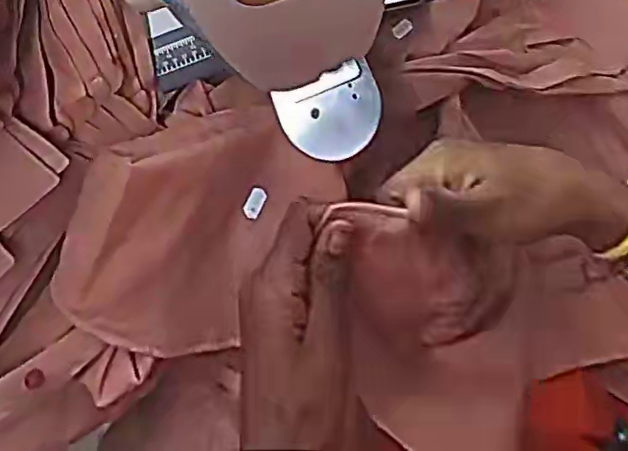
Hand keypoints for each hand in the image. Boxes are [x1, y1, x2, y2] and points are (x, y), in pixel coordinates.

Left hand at [240, 201, 352, 449]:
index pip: (298, 216)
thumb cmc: (306, 415)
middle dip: (332, 230)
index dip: (333, 212)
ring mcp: (261, 299)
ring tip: (362, 265)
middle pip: (297, 230)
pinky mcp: (270, 317)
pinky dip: (319, 273)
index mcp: (269, 281)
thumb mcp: (327, 344)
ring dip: (328, 252)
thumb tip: (339, 222)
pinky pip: (295, 275)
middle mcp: (258, 281)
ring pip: (297, 251)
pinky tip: (343, 289)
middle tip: (370, 245)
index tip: (366, 224)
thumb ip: (330, 278)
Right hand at [379, 139, 627, 249]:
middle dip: (410, 225)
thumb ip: (444, 209)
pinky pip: (440, 195)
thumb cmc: (532, 204)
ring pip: (422, 196)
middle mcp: (437, 154)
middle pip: (403, 193)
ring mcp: (452, 161)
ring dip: (428, 224)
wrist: (577, 192)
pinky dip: (443, 217)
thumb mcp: (488, 214)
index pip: (388, 191)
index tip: (403, 252)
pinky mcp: (468, 172)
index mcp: (435, 158)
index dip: (391, 222)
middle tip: (424, 257)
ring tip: (440, 252)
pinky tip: (456, 237)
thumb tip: (407, 201)